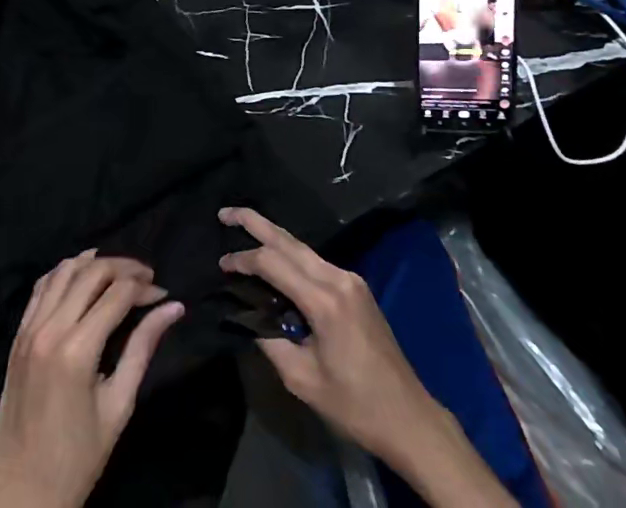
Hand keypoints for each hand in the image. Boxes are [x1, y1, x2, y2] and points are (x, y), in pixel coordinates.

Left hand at [0, 252, 184, 507]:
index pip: (118, 293)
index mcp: (76, 350)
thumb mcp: (119, 404)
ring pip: (62, 271)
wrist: (20, 494)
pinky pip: (40, 289)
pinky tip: (83, 275)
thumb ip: (143, 347)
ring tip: (120, 273)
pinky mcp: (16, 339)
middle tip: (147, 279)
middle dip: (124, 267)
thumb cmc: (78, 456)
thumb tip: (174, 307)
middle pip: (91, 273)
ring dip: (94, 264)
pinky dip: (63, 273)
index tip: (164, 295)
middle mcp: (49, 331)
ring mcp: (27, 332)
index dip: (145, 287)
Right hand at [218, 208, 518, 507]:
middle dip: (257, 223)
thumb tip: (247, 314)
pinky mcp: (356, 289)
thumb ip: (270, 340)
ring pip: (304, 249)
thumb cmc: (353, 403)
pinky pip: (316, 264)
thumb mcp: (301, 378)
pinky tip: (274, 260)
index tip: (219, 264)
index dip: (243, 260)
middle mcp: (340, 278)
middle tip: (226, 211)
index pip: (274, 263)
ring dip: (273, 238)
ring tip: (244, 226)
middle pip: (291, 242)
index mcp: (325, 300)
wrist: (406, 413)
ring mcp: (351, 280)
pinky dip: (291, 257)